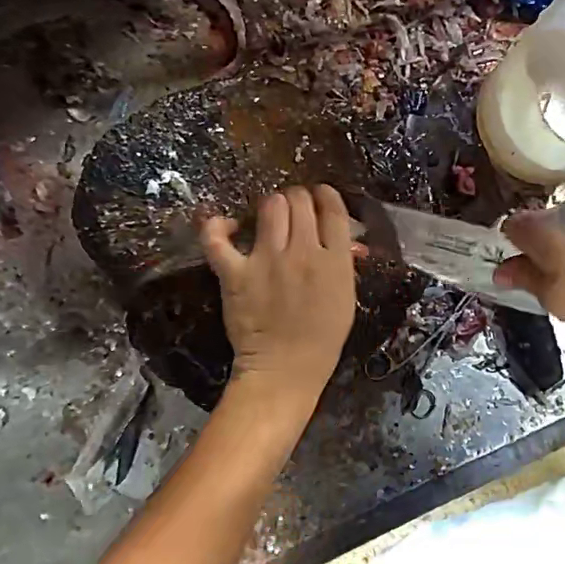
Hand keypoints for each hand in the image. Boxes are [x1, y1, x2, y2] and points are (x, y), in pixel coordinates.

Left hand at [200, 186, 357, 390]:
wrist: (287, 368)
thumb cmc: (323, 337)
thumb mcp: (346, 297)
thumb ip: (343, 264)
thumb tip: (345, 240)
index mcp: (335, 260)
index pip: (333, 210)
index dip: (327, 195)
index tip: (321, 196)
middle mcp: (303, 252)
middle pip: (300, 201)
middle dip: (299, 199)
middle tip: (296, 208)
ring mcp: (267, 260)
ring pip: (270, 207)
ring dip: (272, 205)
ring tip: (270, 216)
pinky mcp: (235, 273)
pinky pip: (217, 238)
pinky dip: (218, 226)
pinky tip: (225, 226)